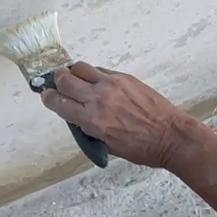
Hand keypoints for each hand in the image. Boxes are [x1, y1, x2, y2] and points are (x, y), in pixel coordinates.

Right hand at [40, 62, 204, 168]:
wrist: (170, 136)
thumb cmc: (141, 148)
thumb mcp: (107, 145)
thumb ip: (89, 128)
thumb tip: (78, 115)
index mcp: (91, 120)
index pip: (59, 103)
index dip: (49, 98)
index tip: (46, 96)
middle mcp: (97, 99)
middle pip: (65, 80)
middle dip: (57, 82)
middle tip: (58, 84)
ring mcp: (111, 84)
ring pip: (79, 67)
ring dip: (73, 73)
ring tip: (76, 79)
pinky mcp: (124, 77)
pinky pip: (100, 70)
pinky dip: (93, 74)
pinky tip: (97, 83)